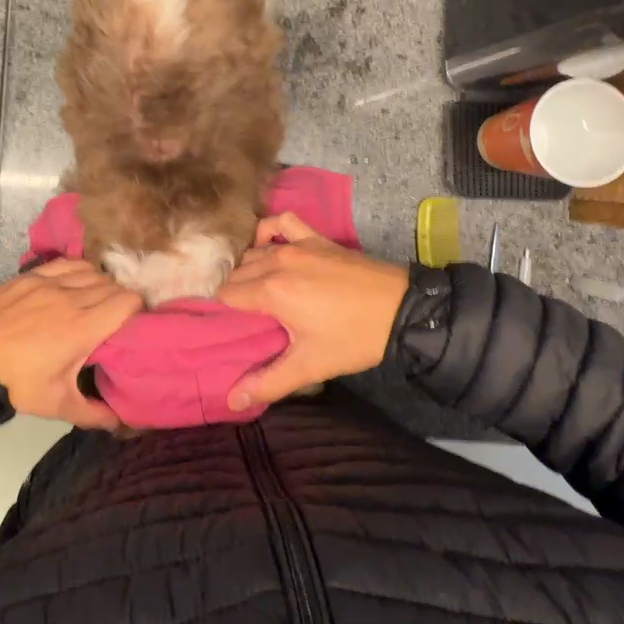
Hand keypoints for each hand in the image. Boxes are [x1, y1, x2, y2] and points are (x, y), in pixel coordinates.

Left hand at [0, 258, 141, 429]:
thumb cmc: (17, 381)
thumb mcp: (57, 404)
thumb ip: (93, 413)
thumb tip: (120, 422)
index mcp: (85, 326)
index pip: (128, 301)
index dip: (138, 310)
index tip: (135, 324)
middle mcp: (72, 297)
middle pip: (113, 285)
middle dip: (121, 299)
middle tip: (117, 318)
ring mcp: (49, 282)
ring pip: (91, 271)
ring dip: (100, 283)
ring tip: (95, 301)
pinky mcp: (30, 275)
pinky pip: (66, 263)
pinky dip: (78, 270)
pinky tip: (75, 282)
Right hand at [216, 213, 408, 411]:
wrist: (403, 309)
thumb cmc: (355, 338)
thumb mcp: (311, 365)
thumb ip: (269, 382)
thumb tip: (233, 402)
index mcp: (271, 291)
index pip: (225, 294)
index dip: (221, 310)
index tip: (227, 325)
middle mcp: (278, 261)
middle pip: (236, 273)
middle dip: (232, 293)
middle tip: (241, 316)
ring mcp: (298, 245)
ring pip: (253, 251)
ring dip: (247, 269)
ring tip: (253, 291)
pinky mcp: (317, 238)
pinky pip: (281, 222)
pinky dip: (269, 231)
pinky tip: (270, 247)